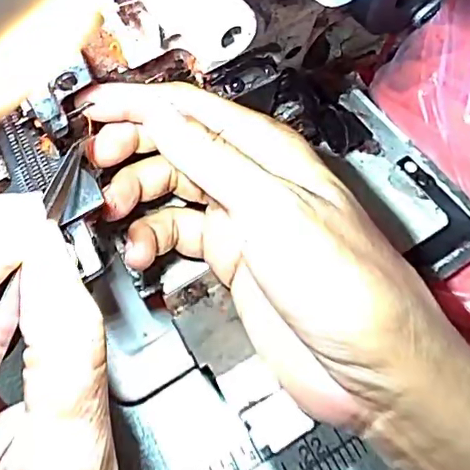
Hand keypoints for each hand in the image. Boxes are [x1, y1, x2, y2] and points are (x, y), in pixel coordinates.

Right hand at [78, 83, 469, 469]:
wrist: (375, 368)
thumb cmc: (348, 282)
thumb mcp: (271, 209)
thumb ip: (211, 159)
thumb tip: (163, 116)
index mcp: (264, 149)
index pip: (190, 107)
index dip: (138, 100)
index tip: (93, 104)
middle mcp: (248, 174)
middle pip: (175, 141)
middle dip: (131, 143)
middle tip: (94, 158)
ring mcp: (238, 215)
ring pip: (170, 185)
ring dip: (136, 191)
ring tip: (114, 207)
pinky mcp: (231, 255)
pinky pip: (177, 232)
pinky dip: (152, 236)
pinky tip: (142, 250)